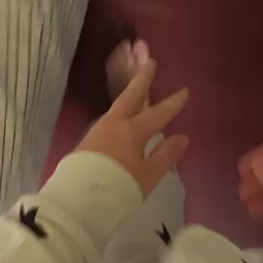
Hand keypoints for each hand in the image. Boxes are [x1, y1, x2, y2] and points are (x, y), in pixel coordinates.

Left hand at [76, 58, 188, 195]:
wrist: (78, 200)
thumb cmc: (118, 188)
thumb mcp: (147, 176)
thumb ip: (165, 155)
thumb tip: (182, 137)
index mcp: (132, 131)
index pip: (157, 114)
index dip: (172, 103)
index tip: (184, 90)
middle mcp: (114, 124)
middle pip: (131, 97)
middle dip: (143, 80)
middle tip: (150, 62)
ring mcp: (99, 130)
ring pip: (119, 106)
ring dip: (131, 95)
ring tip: (139, 89)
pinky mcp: (88, 140)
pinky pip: (111, 117)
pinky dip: (122, 110)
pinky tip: (124, 116)